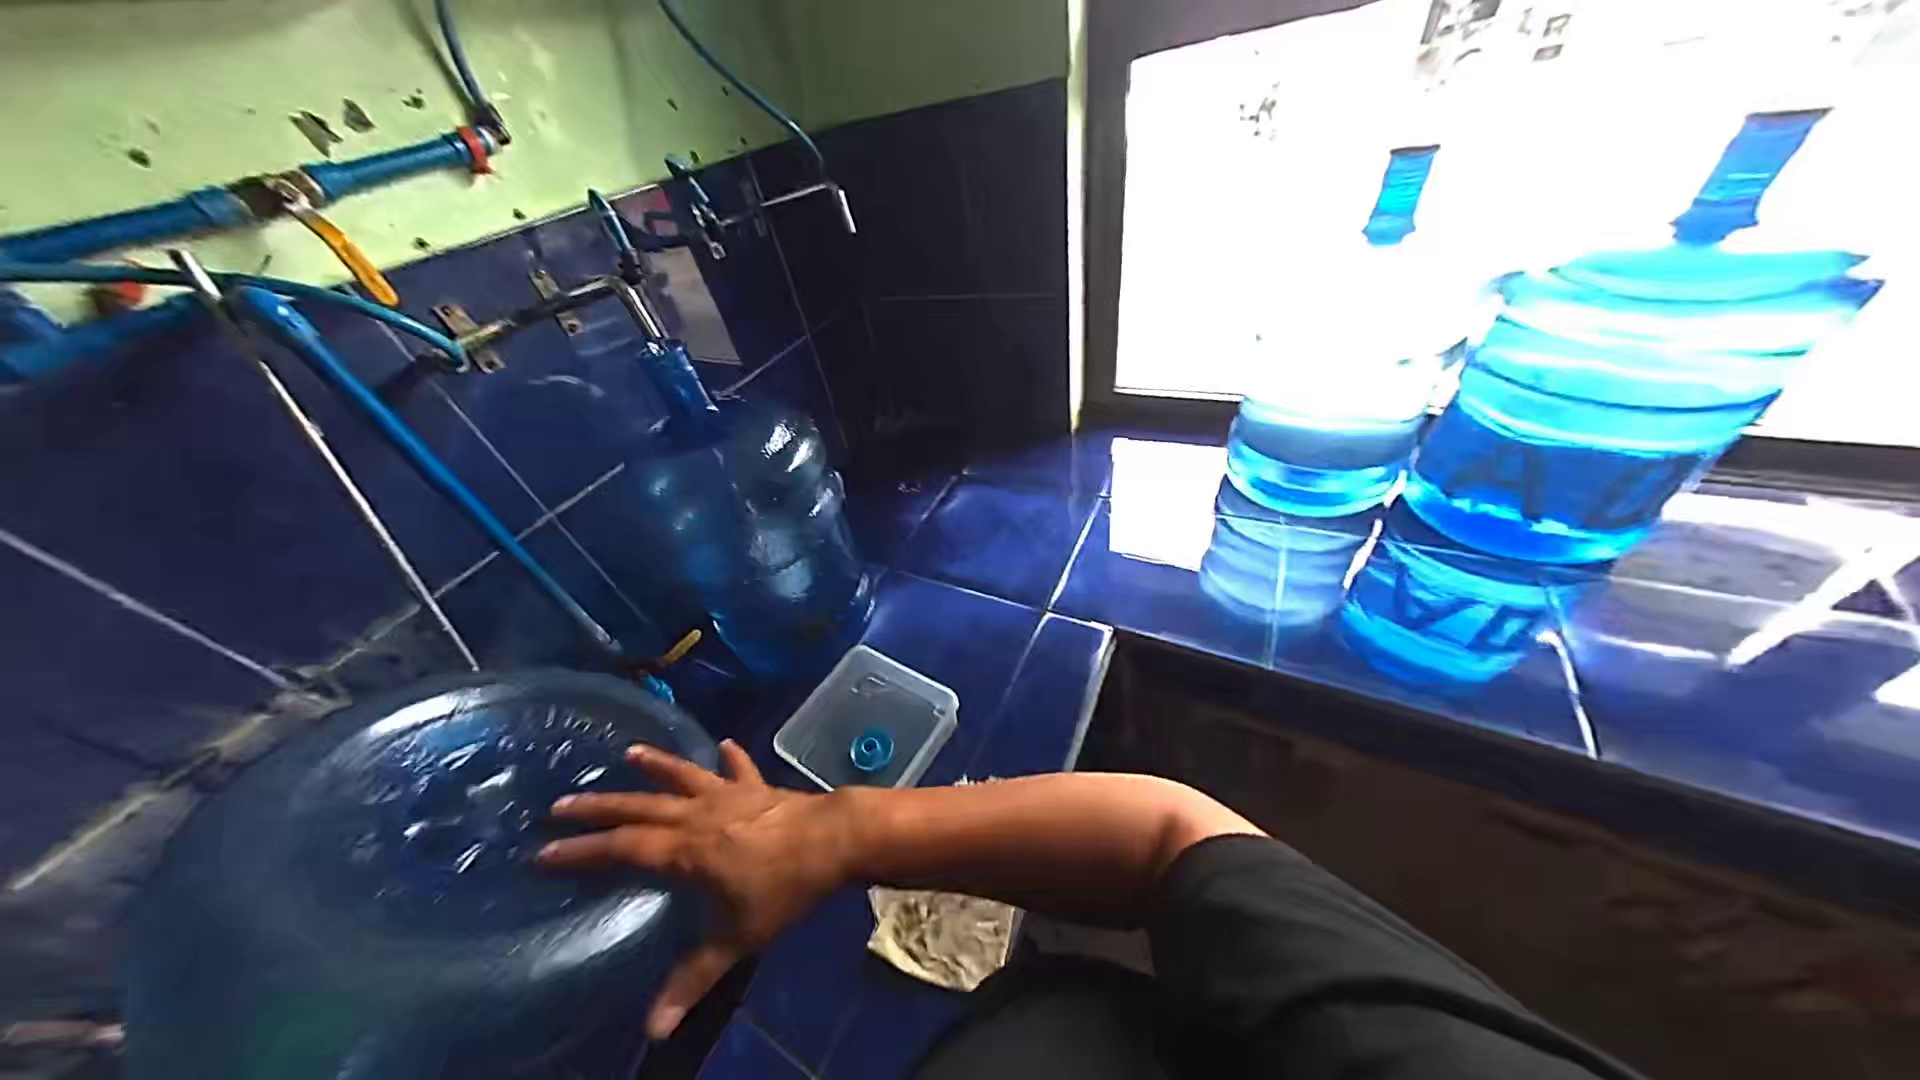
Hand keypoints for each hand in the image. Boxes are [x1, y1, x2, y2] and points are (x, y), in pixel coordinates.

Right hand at [540, 740, 848, 1039]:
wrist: (833, 838)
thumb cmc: (784, 886)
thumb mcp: (738, 937)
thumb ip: (695, 977)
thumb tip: (654, 1030)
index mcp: (687, 849)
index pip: (624, 847)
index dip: (582, 850)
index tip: (543, 850)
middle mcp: (701, 813)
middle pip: (642, 806)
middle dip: (600, 806)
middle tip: (562, 802)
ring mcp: (731, 794)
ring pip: (684, 776)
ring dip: (657, 765)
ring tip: (630, 752)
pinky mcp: (758, 787)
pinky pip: (739, 769)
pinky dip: (730, 758)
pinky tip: (725, 744)